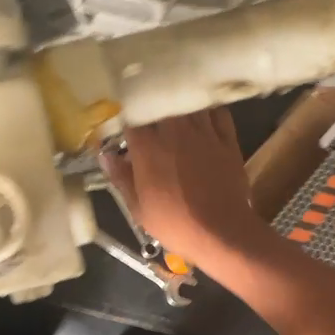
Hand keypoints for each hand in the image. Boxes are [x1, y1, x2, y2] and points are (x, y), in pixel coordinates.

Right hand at [101, 108, 264, 266]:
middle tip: (152, 122)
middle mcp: (175, 131)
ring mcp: (204, 133)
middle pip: (161, 104)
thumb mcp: (139, 209)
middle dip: (154, 109)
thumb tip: (106, 156)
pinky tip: (204, 118)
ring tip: (177, 115)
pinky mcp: (227, 140)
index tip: (126, 130)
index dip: (127, 122)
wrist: (221, 232)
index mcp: (148, 148)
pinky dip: (209, 111)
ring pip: (189, 103)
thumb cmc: (175, 224)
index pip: (131, 120)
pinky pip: (218, 113)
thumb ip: (122, 178)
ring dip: (181, 107)